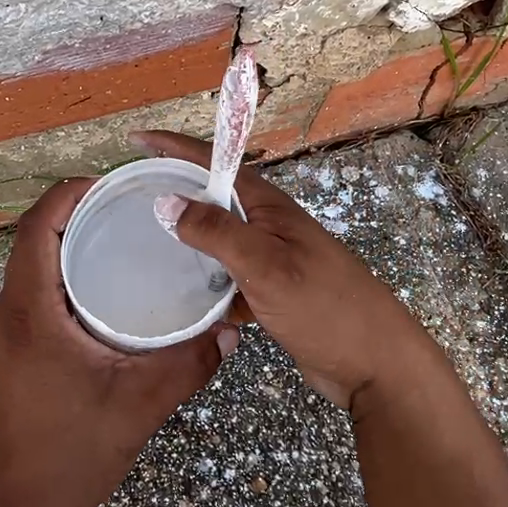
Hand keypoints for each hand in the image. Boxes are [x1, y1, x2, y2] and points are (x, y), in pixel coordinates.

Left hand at [0, 178, 238, 506]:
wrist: (28, 502)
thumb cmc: (75, 449)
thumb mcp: (140, 404)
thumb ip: (188, 364)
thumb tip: (230, 330)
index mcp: (29, 309)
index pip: (35, 226)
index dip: (67, 193)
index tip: (109, 183)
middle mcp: (10, 308)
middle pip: (32, 235)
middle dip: (72, 209)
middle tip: (123, 203)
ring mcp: (9, 326)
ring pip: (32, 259)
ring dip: (66, 237)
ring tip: (117, 231)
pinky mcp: (16, 342)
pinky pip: (35, 283)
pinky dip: (63, 266)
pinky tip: (103, 280)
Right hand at [130, 129, 412, 410]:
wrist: (377, 366)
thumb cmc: (325, 307)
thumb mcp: (266, 266)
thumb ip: (216, 232)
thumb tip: (165, 200)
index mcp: (267, 205)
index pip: (214, 160)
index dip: (173, 146)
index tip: (134, 140)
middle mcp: (267, 223)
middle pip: (212, 195)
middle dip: (174, 186)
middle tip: (129, 192)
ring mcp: (271, 257)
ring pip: (217, 237)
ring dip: (186, 235)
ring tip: (144, 240)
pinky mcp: (270, 290)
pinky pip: (226, 274)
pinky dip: (203, 278)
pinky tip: (181, 295)